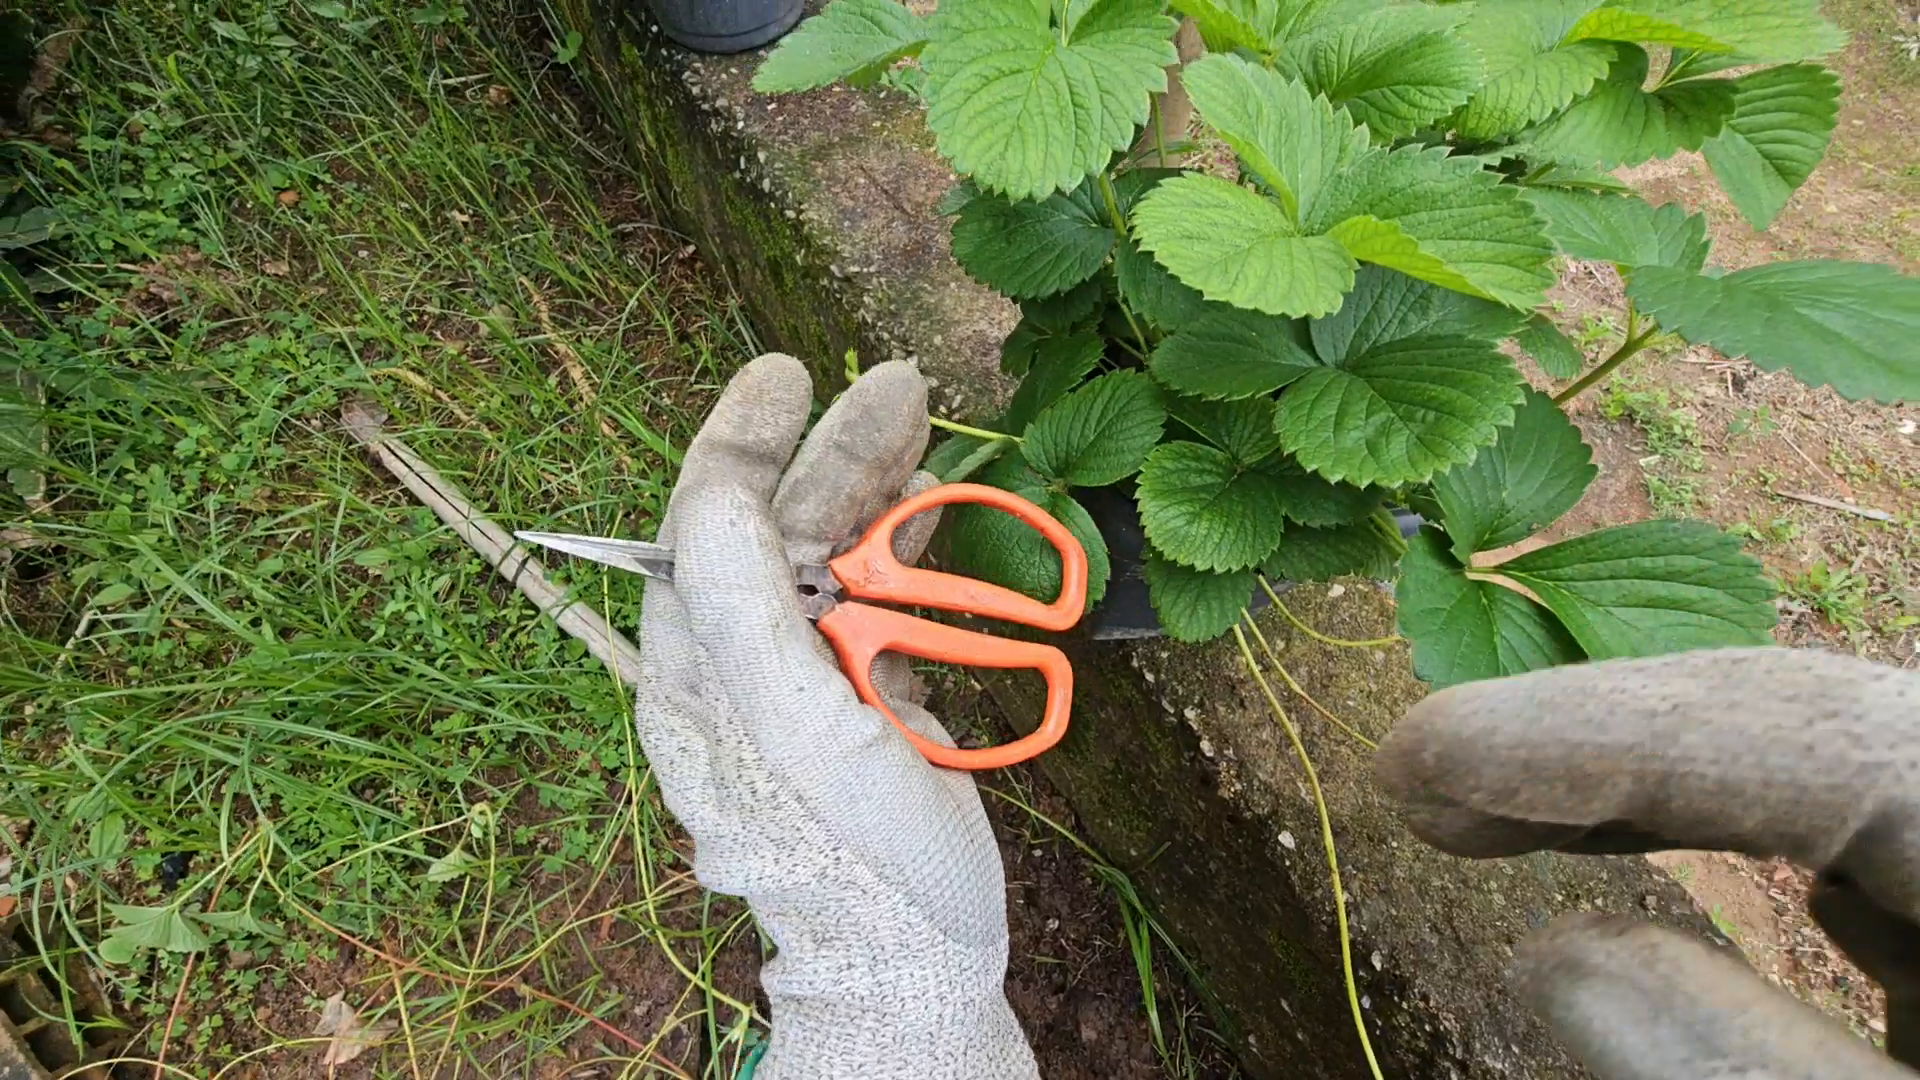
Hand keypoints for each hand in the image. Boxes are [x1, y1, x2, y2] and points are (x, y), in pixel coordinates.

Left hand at [635, 354, 1036, 1079]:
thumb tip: (717, 500)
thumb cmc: (860, 863)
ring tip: (923, 420)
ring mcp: (810, 670)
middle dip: (839, 451)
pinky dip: (910, 544)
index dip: (741, 441)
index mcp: (702, 671)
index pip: (705, 525)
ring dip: (881, 485)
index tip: (783, 375)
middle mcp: (747, 660)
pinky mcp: (864, 687)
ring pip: (838, 551)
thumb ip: (744, 618)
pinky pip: (880, 594)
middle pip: (785, 525)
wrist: (921, 952)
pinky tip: (935, 504)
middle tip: (901, 384)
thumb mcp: (792, 738)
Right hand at [1376, 647, 1919, 1078]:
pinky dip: (1687, 815)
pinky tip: (1627, 835)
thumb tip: (1552, 958)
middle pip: (1755, 713)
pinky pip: (1818, 803)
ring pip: (1777, 750)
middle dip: (1557, 742)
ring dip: (1608, 778)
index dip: (1546, 731)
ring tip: (1486, 811)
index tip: (1398, 765)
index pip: (1757, 723)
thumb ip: (1733, 1064)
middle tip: (1417, 786)